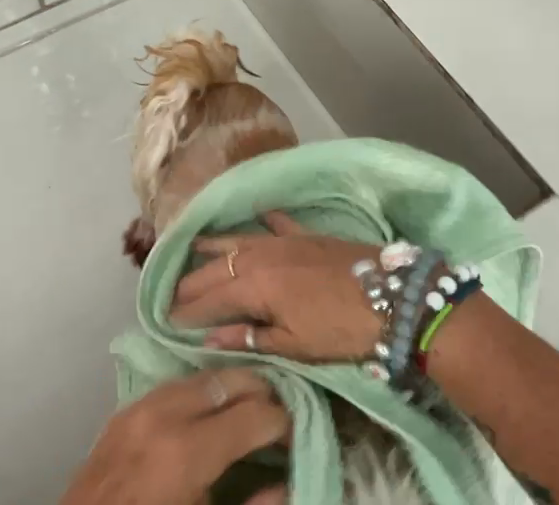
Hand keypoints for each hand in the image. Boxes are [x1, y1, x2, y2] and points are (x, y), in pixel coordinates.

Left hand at [60, 369, 289, 504]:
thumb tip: (287, 482)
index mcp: (186, 452)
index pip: (254, 413)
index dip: (285, 422)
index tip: (300, 435)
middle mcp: (162, 416)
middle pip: (228, 380)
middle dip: (262, 392)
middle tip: (282, 414)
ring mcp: (138, 409)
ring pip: (199, 376)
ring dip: (231, 387)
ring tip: (252, 409)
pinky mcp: (122, 413)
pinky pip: (172, 387)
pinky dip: (200, 392)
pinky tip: (211, 412)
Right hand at [169, 212, 383, 362]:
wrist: (392, 298)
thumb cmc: (340, 329)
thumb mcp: (294, 345)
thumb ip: (249, 337)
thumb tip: (208, 337)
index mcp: (253, 285)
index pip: (209, 299)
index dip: (186, 310)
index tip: (165, 319)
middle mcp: (260, 255)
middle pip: (216, 267)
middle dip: (191, 281)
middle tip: (170, 292)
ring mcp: (283, 240)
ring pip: (238, 240)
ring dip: (215, 245)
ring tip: (192, 245)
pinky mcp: (307, 234)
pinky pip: (277, 223)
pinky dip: (264, 220)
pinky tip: (257, 214)